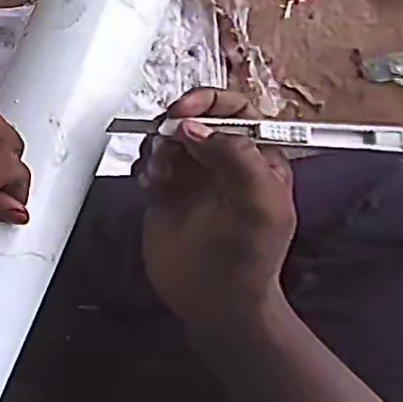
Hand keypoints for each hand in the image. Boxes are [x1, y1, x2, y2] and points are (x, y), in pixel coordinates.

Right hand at [138, 88, 295, 327]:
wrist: (213, 299)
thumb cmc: (248, 257)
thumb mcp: (258, 204)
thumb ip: (236, 158)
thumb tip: (193, 128)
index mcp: (257, 157)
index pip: (237, 109)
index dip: (209, 102)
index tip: (184, 111)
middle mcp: (223, 161)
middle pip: (194, 119)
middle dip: (174, 127)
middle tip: (166, 145)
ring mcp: (193, 175)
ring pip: (166, 139)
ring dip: (157, 149)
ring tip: (160, 177)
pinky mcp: (165, 191)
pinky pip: (148, 163)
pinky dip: (144, 167)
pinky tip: (152, 187)